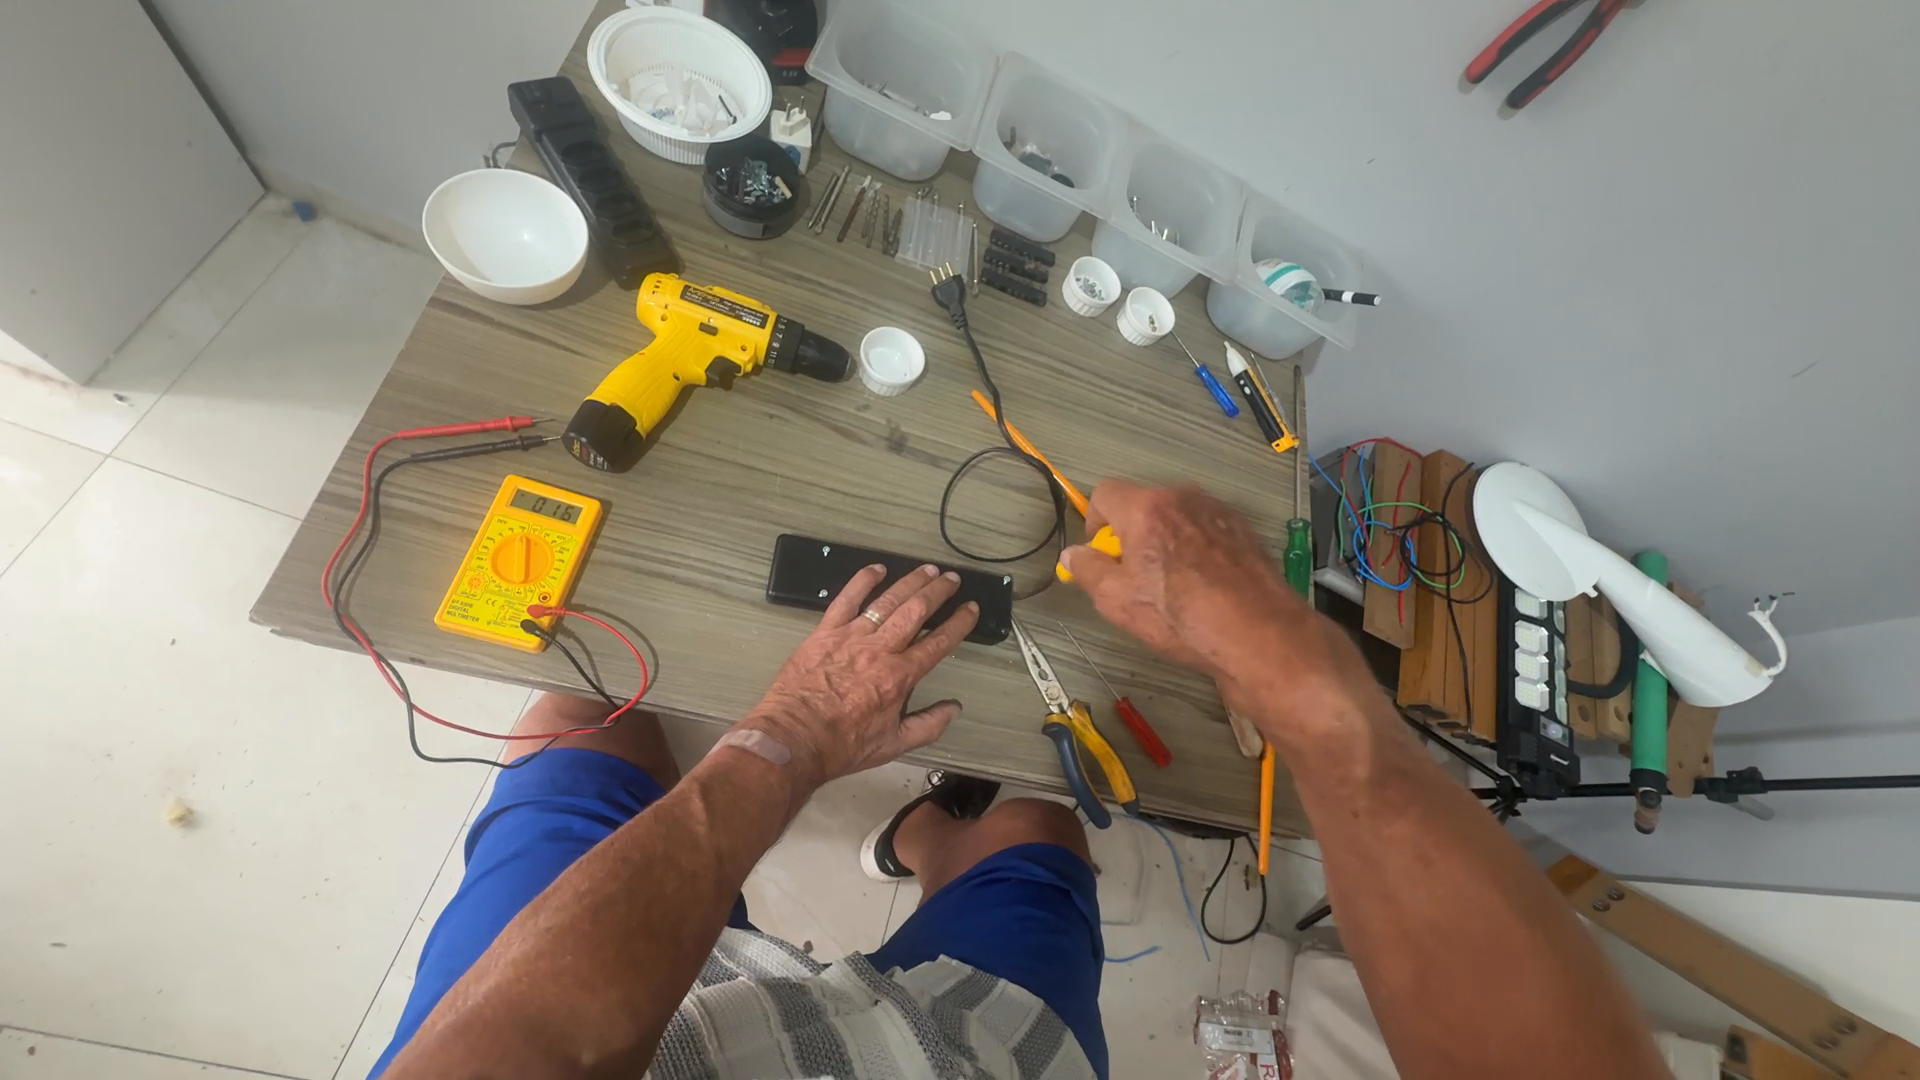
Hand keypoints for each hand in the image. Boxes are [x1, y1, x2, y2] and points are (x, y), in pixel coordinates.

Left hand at [739, 563, 978, 789]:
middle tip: (952, 579)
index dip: (959, 623)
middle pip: (916, 611)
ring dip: (910, 582)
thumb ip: (929, 725)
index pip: (938, 643)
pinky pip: (846, 599)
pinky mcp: (825, 632)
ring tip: (927, 570)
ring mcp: (852, 636)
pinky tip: (877, 568)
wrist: (793, 739)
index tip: (971, 608)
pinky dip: (863, 581)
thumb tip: (955, 708)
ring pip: (887, 601)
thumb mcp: (893, 745)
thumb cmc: (843, 745)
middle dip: (938, 592)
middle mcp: (880, 650)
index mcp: (900, 676)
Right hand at [1059, 481, 1363, 734]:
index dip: (1095, 522)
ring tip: (1172, 585)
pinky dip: (1195, 548)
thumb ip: (1087, 569)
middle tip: (1135, 576)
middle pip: (1142, 505)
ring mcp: (1217, 511)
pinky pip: (1204, 529)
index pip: (1105, 493)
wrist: (1258, 635)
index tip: (1102, 554)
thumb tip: (1073, 554)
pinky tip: (1203, 585)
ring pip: (1175, 517)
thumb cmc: (1181, 617)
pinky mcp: (1243, 530)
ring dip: (1165, 541)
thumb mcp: (1116, 600)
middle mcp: (1183, 498)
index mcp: (1146, 508)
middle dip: (1131, 534)